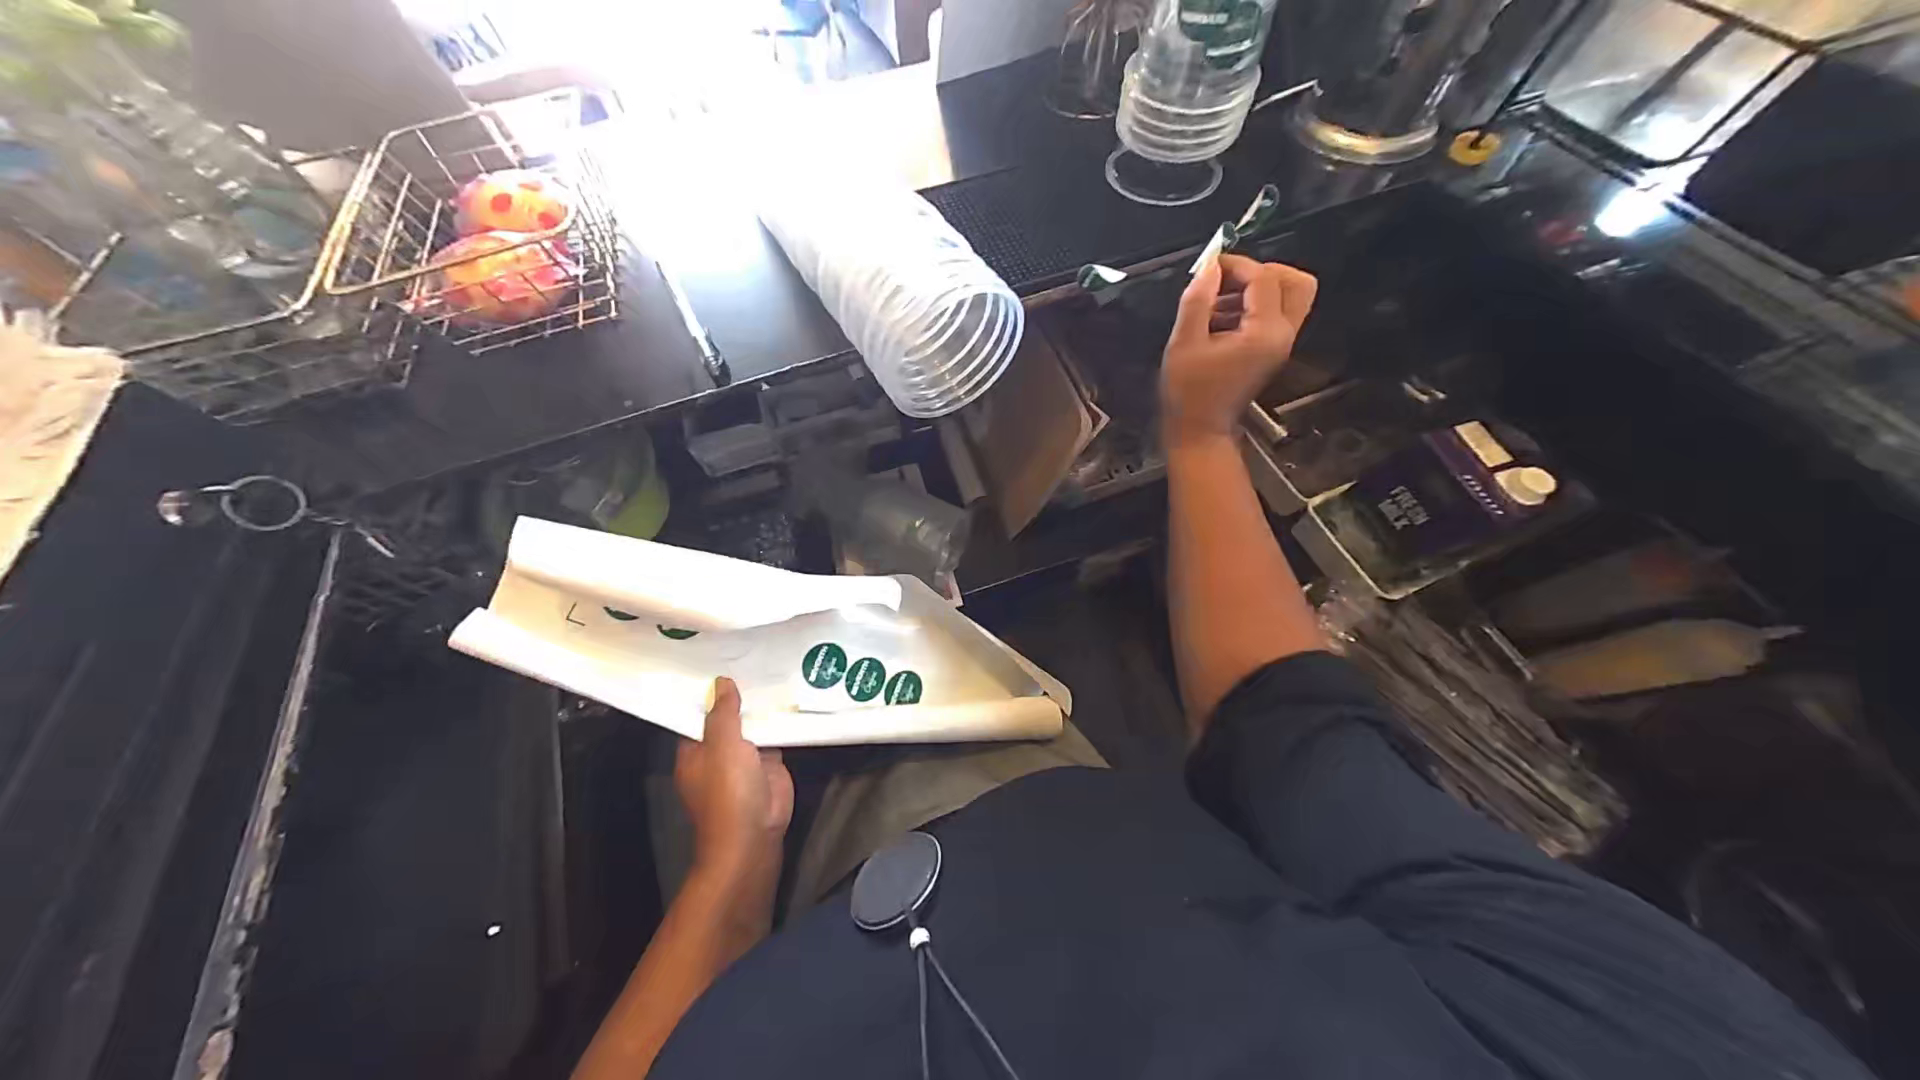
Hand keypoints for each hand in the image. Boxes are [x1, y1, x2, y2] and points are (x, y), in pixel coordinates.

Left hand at [675, 678, 793, 885]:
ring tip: (775, 667)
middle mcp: (719, 751)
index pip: (699, 713)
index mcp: (696, 750)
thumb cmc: (727, 792)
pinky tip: (792, 697)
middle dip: (741, 694)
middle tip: (755, 656)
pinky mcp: (771, 765)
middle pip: (730, 717)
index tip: (722, 661)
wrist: (753, 836)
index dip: (710, 690)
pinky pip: (776, 736)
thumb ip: (724, 713)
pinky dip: (782, 722)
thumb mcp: (721, 745)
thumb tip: (721, 682)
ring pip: (754, 725)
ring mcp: (746, 758)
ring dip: (763, 706)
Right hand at [1160, 254, 1317, 446]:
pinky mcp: (1272, 351)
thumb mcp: (1184, 343)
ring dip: (1257, 288)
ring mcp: (1281, 345)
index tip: (1209, 265)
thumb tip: (1209, 268)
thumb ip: (1197, 300)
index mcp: (1264, 333)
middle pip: (1295, 283)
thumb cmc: (1188, 392)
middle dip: (1261, 272)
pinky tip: (1221, 317)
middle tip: (1227, 279)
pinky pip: (1276, 315)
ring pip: (1289, 297)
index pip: (1263, 279)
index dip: (1236, 265)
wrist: (1199, 431)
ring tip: (1218, 300)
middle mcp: (1283, 335)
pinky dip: (1254, 306)